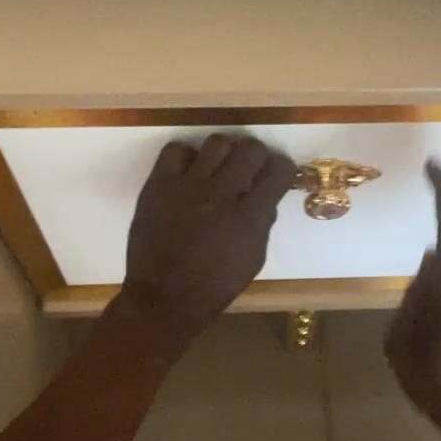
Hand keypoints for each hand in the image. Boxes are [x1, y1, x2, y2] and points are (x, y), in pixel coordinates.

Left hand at [117, 134, 294, 349]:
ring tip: (218, 170)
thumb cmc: (214, 285)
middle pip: (251, 149)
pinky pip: (176, 150)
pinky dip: (186, 157)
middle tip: (249, 170)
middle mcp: (221, 194)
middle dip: (257, 157)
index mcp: (249, 217)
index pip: (279, 170)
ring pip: (217, 142)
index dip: (282, 170)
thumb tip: (265, 199)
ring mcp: (187, 186)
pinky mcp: (158, 185)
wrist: (164, 298)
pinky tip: (189, 174)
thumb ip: (262, 224)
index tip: (276, 176)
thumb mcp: (253, 260)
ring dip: (224, 154)